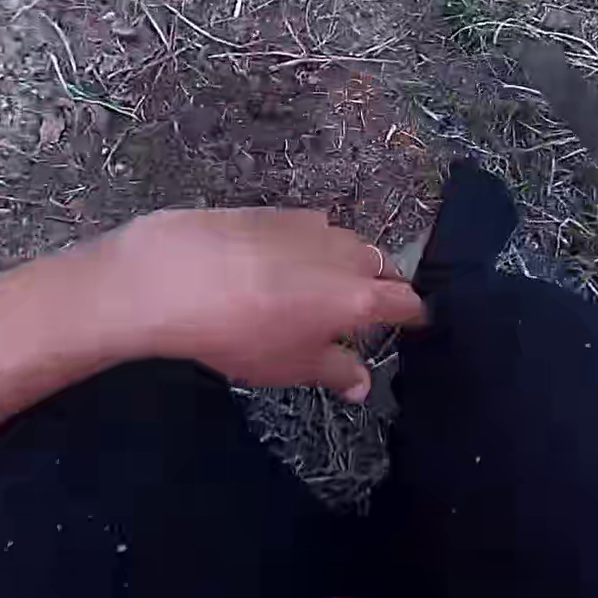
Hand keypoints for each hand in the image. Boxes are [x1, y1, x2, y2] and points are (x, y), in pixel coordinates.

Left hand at [72, 208, 423, 401]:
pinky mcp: (290, 212)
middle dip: (381, 287)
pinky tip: (282, 261)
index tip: (415, 321)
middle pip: (383, 268)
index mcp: (360, 297)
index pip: (407, 302)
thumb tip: (362, 384)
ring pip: (350, 247)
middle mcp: (351, 256)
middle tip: (362, 309)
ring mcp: (321, 228)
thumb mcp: (291, 366)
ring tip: (318, 286)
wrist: (182, 275)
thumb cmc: (242, 333)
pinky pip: (317, 230)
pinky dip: (314, 246)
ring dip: (347, 265)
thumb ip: (337, 372)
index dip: (414, 313)